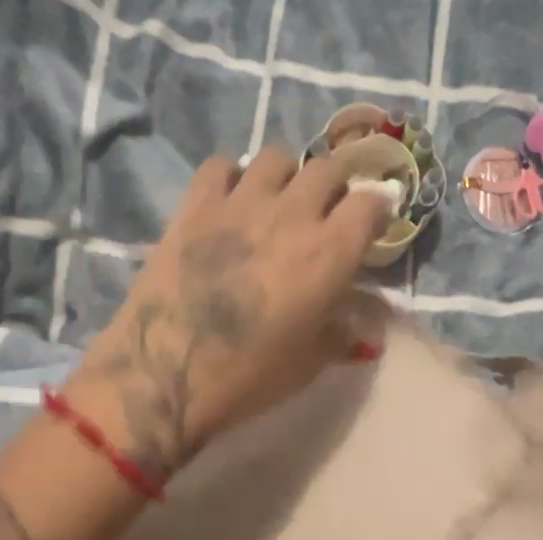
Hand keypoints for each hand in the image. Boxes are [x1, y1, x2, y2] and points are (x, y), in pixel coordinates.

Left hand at [69, 148, 392, 481]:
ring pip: (276, 158)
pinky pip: (221, 166)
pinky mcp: (194, 205)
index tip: (370, 228)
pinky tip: (230, 202)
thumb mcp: (307, 365)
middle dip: (334, 188)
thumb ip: (341, 334)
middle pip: (327, 170)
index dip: (376, 213)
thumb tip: (365, 326)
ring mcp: (240, 203)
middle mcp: (291, 215)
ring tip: (278, 202)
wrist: (166, 375)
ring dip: (286, 176)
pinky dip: (232, 177)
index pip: (370, 204)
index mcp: (329, 254)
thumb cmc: (247, 378)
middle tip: (326, 215)